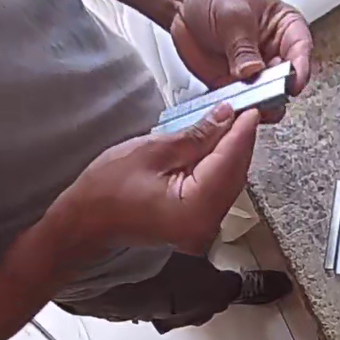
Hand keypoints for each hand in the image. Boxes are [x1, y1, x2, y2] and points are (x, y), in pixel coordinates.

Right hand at [47, 104, 259, 254]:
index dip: (241, 132)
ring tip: (228, 125)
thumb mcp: (153, 151)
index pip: (229, 163)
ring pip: (229, 185)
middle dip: (238, 142)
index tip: (252, 108)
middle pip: (235, 175)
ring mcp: (202, 231)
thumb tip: (225, 117)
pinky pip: (217, 195)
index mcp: (194, 210)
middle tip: (241, 111)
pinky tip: (217, 150)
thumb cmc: (108, 190)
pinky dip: (219, 170)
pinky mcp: (197, 228)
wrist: (87, 221)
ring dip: (230, 155)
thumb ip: (196, 136)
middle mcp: (204, 227)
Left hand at [172, 0, 314, 99]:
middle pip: (284, 81)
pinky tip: (231, 107)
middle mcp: (273, 53)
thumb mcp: (232, 13)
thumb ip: (243, 46)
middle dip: (276, 92)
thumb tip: (252, 71)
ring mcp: (254, 73)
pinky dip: (237, 109)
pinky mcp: (234, 87)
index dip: (300, 69)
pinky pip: (240, 104)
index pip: (300, 49)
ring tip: (246, 104)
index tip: (293, 85)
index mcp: (284, 28)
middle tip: (265, 96)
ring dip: (257, 105)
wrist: (182, 0)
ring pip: (265, 98)